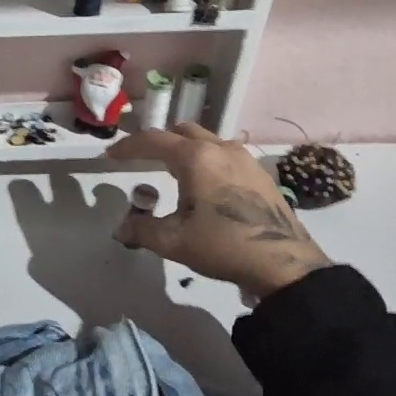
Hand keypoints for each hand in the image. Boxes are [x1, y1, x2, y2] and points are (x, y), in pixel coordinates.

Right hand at [107, 124, 331, 299]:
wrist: (284, 264)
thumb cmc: (222, 245)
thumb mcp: (173, 241)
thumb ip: (141, 230)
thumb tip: (120, 229)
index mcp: (196, 158)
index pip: (154, 140)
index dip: (128, 147)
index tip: (111, 156)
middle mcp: (221, 148)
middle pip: (183, 131)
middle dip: (160, 142)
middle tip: (143, 160)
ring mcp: (245, 159)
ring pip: (207, 141)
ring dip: (186, 149)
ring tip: (173, 172)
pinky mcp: (261, 173)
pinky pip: (226, 155)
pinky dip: (208, 160)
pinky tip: (206, 185)